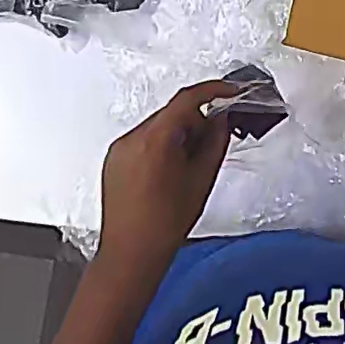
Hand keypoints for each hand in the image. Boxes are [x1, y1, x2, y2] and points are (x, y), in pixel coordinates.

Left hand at [96, 80, 239, 264]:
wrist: (132, 252)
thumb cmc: (164, 223)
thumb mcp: (202, 177)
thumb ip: (215, 141)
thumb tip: (221, 120)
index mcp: (155, 140)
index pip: (187, 99)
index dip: (213, 91)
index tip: (230, 91)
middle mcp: (132, 140)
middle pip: (172, 113)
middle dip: (197, 120)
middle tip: (215, 136)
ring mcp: (120, 150)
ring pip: (159, 126)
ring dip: (180, 134)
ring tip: (192, 162)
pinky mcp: (114, 160)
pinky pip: (144, 140)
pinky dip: (163, 145)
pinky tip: (173, 169)